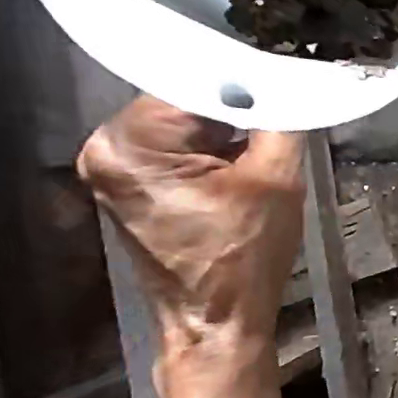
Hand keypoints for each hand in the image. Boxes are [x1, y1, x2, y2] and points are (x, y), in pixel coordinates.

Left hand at [78, 96, 305, 337]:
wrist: (219, 321)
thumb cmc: (245, 257)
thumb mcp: (276, 179)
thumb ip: (281, 119)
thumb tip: (289, 78)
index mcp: (130, 144)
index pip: (193, 82)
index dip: (245, 79)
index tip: (286, 76)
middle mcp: (108, 149)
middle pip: (185, 100)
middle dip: (237, 105)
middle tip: (284, 111)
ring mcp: (116, 168)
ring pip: (186, 122)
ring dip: (229, 127)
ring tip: (270, 136)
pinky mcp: (134, 184)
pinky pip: (181, 145)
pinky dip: (215, 146)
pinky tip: (246, 159)